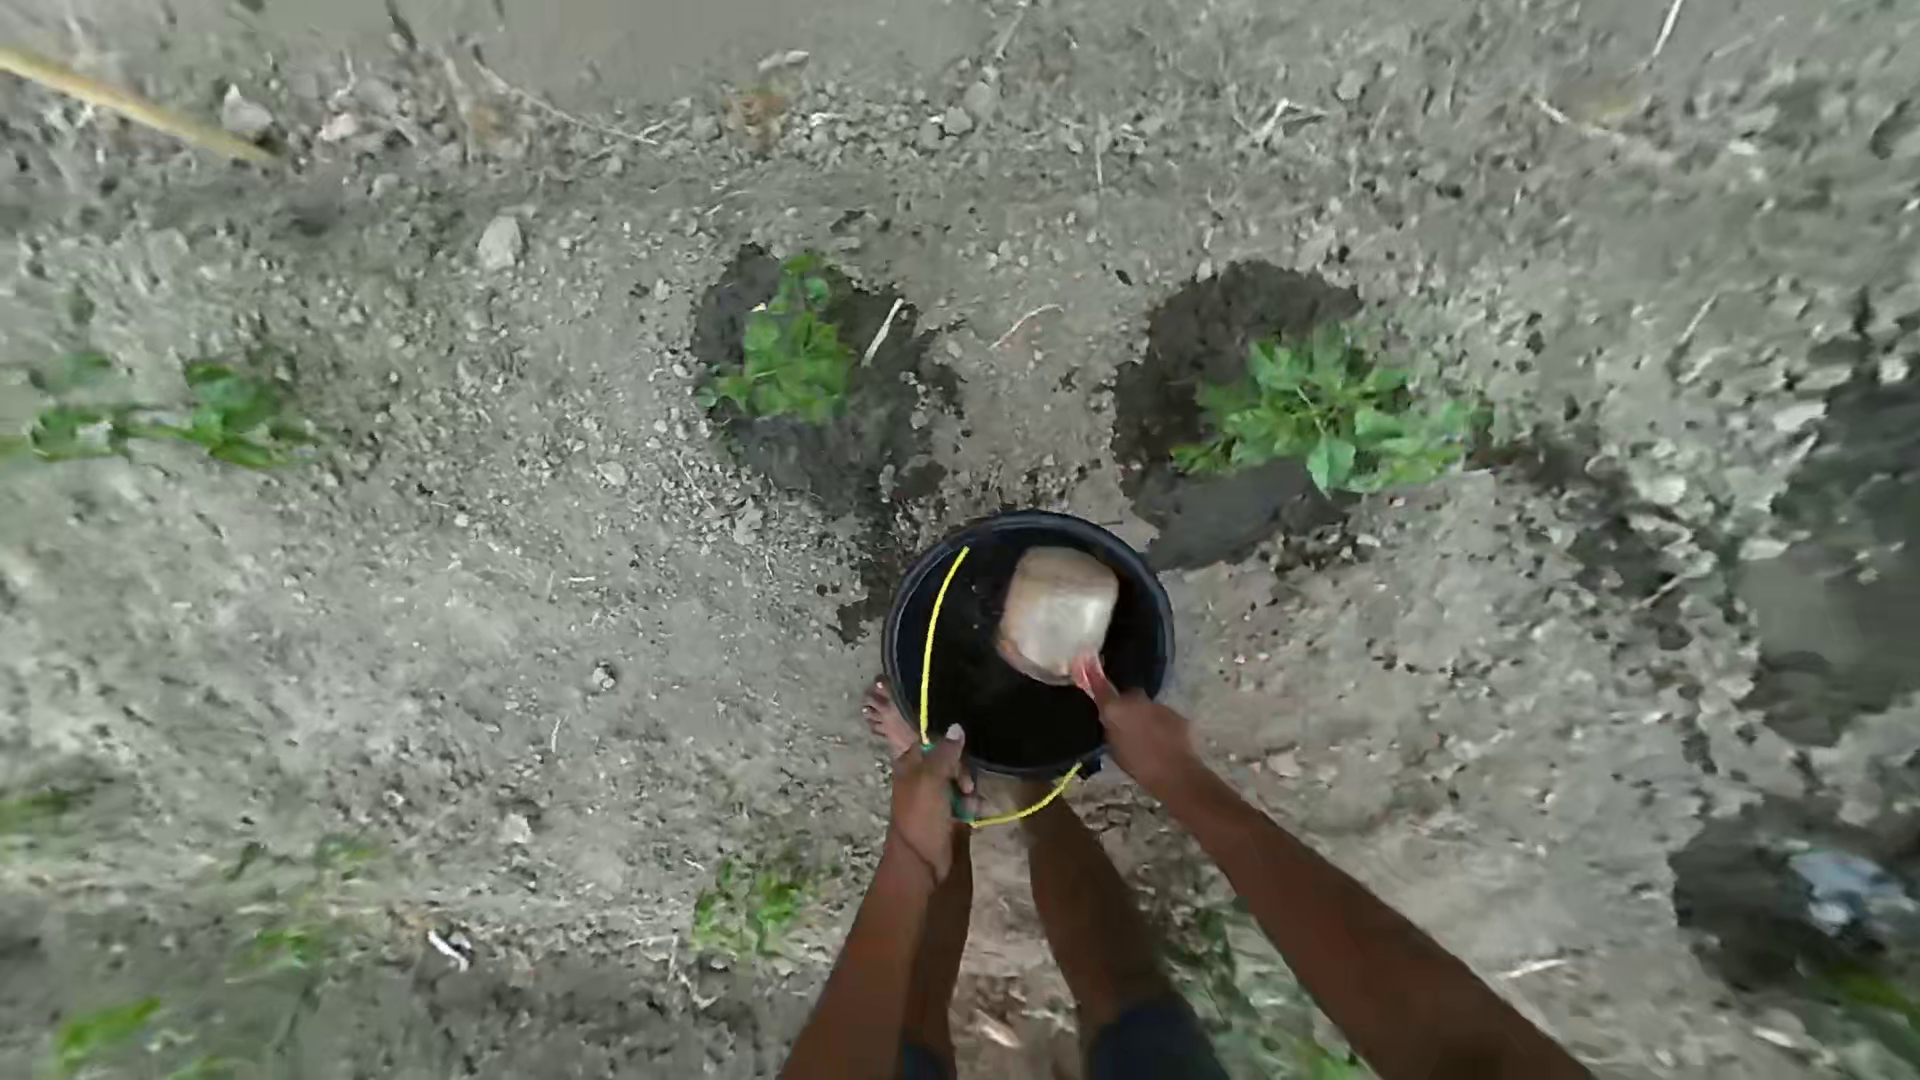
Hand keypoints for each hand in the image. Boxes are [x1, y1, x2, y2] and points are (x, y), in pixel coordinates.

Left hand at [886, 726, 971, 884]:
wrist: (921, 862)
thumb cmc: (922, 815)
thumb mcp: (932, 778)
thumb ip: (945, 751)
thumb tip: (957, 726)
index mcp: (910, 764)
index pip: (933, 742)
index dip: (949, 747)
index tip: (961, 756)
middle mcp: (921, 777)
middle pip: (949, 760)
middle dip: (962, 771)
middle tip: (967, 784)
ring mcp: (934, 796)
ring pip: (959, 780)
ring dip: (970, 789)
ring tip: (973, 801)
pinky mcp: (947, 813)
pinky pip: (964, 800)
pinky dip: (972, 803)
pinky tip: (977, 810)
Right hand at [1072, 654, 1207, 797]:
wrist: (1175, 773)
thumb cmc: (1137, 764)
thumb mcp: (1113, 747)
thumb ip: (1109, 726)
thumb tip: (1108, 716)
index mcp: (1115, 709)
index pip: (1101, 686)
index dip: (1094, 676)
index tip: (1086, 660)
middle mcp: (1136, 700)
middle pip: (1128, 696)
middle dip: (1126, 705)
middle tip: (1126, 723)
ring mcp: (1159, 705)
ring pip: (1147, 706)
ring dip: (1145, 716)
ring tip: (1147, 737)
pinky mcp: (1177, 714)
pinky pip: (1164, 716)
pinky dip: (1162, 724)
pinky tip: (1164, 740)